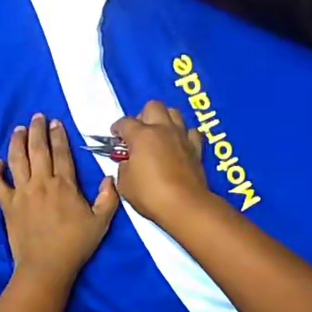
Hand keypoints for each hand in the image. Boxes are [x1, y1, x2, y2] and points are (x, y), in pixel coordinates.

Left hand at [0, 113, 120, 288]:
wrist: (46, 266)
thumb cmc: (75, 245)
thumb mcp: (101, 222)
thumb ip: (108, 198)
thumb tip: (109, 178)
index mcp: (65, 185)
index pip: (61, 153)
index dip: (58, 136)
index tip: (55, 123)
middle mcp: (41, 183)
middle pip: (38, 150)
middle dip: (37, 130)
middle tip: (37, 117)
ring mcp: (22, 193)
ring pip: (17, 160)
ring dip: (17, 142)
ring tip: (18, 129)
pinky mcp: (7, 205)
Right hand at [110, 101, 214, 224]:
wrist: (184, 205)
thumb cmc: (149, 194)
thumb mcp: (124, 183)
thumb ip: (123, 167)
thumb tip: (128, 162)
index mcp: (142, 135)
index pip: (124, 122)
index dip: (117, 129)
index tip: (115, 137)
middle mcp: (163, 129)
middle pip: (152, 106)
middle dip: (143, 116)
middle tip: (139, 134)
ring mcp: (182, 136)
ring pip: (174, 112)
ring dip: (164, 120)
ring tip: (159, 135)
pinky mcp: (196, 148)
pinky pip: (190, 131)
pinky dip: (184, 134)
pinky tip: (179, 144)